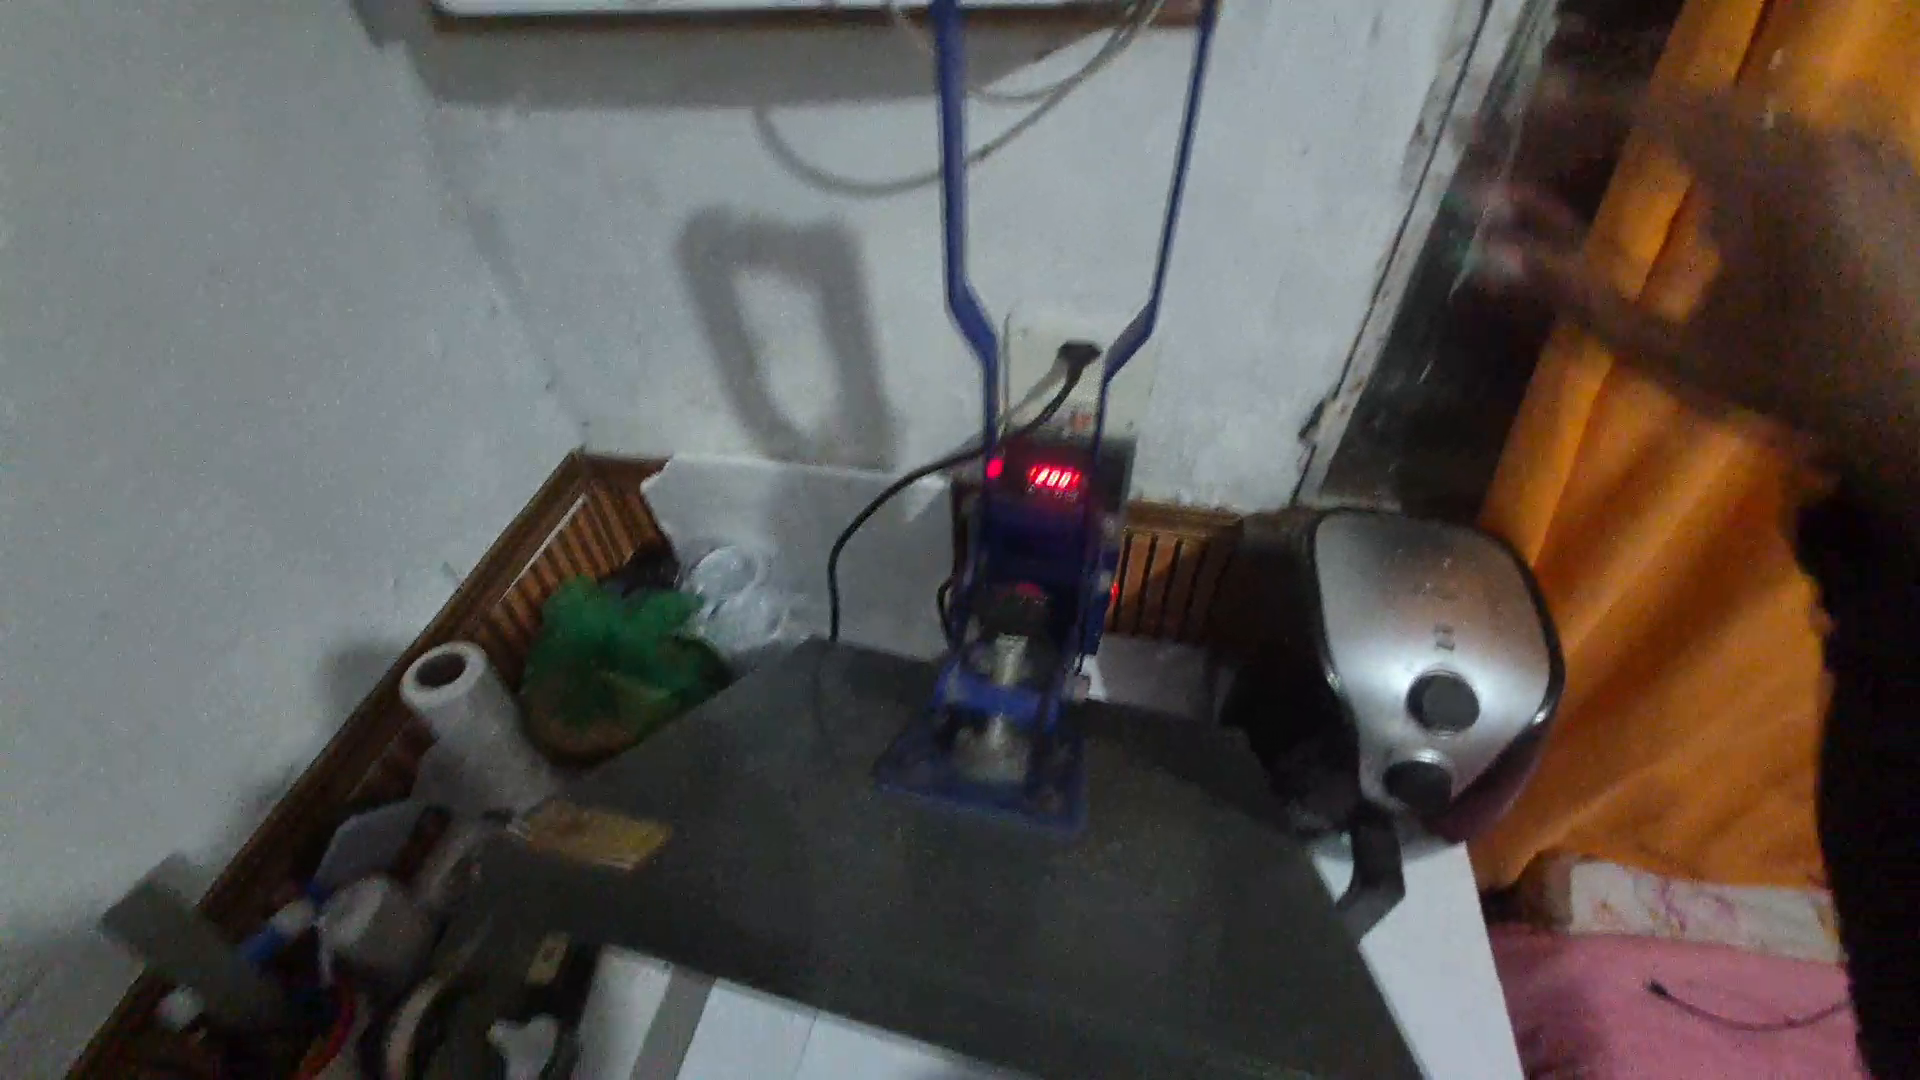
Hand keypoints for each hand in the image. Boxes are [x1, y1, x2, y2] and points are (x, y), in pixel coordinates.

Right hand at [1478, 90, 1919, 495]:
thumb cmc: (1787, 381)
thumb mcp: (1665, 351)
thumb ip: (1577, 296)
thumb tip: (1491, 256)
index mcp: (1767, 184)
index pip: (1654, 112)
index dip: (1574, 109)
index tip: (1515, 118)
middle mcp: (1820, 143)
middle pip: (1689, 100)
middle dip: (1601, 116)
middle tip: (1533, 145)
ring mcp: (1859, 145)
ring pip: (1732, 109)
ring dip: (1651, 126)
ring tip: (1584, 152)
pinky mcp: (1877, 159)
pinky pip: (1773, 128)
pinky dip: (1704, 138)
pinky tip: (1670, 172)